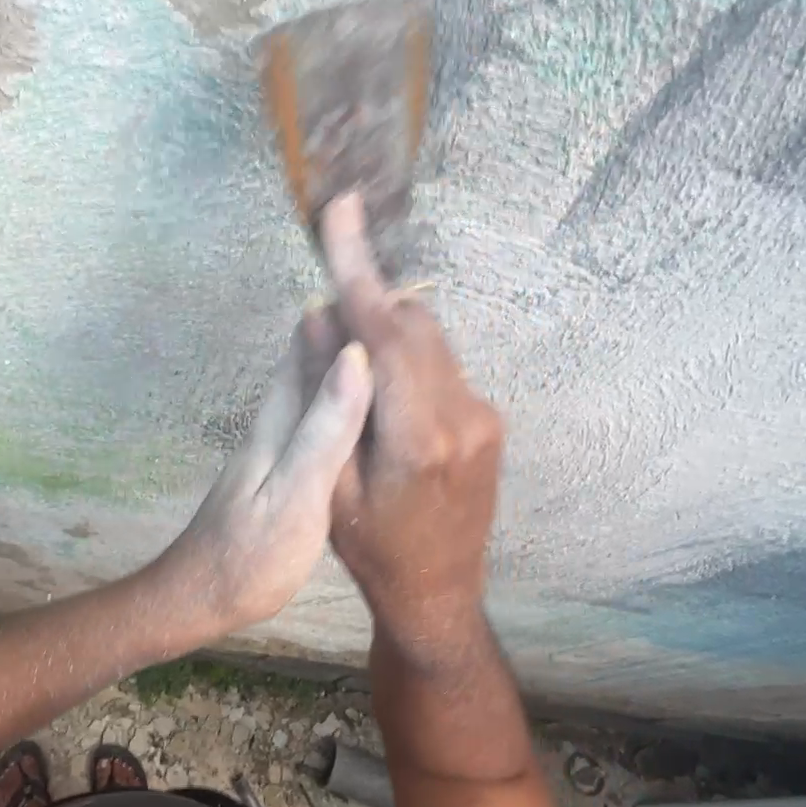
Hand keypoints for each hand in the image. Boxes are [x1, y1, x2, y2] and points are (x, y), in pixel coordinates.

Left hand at [153, 312, 373, 632]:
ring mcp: (270, 446)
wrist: (201, 598)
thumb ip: (325, 428)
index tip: (371, 281)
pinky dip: (332, 397)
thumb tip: (354, 357)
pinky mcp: (275, 469)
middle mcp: (272, 423)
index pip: (310, 351)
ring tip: (371, 338)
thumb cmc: (253, 555)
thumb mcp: (297, 493)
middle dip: (337, 329)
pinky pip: (309, 416)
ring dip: (333, 359)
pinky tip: (345, 403)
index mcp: (279, 421)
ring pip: (305, 386)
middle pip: (305, 362)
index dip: (339, 316)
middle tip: (377, 298)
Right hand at [318, 195, 504, 639]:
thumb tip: (316, 318)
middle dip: (366, 301)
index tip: (341, 211)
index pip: (385, 331)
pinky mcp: (489, 420)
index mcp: (419, 437)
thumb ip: (326, 398)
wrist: (440, 595)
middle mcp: (464, 415)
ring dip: (385, 329)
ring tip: (344, 358)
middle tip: (322, 315)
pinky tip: (379, 391)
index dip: (357, 267)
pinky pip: (440, 364)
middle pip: (412, 324)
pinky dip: (404, 357)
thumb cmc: (373, 551)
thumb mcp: (330, 484)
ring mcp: (484, 416)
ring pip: (429, 339)